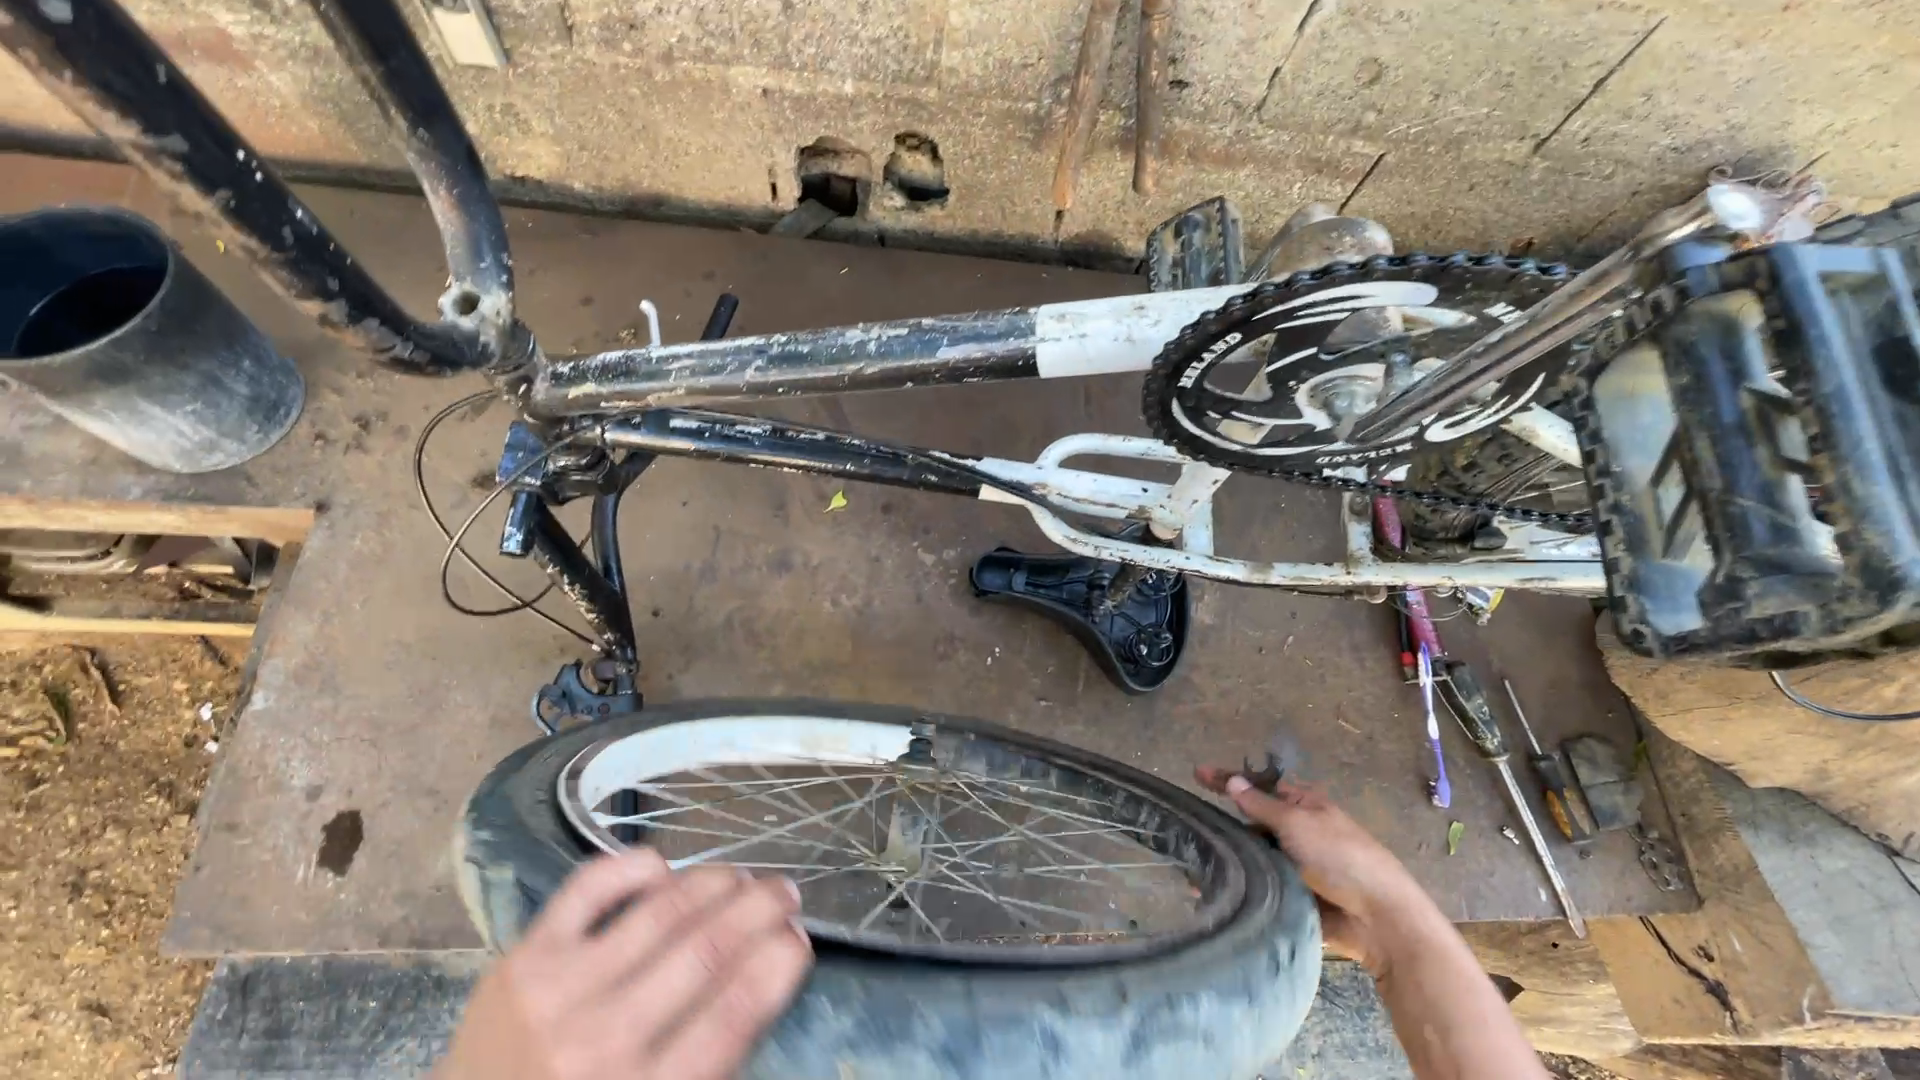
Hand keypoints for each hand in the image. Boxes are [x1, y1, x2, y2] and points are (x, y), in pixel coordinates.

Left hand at [435, 850, 812, 1079]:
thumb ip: (712, 1058)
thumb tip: (767, 970)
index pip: (734, 1013)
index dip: (779, 964)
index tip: (800, 939)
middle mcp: (602, 1040)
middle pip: (707, 950)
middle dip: (762, 910)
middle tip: (786, 893)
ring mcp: (557, 991)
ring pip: (662, 910)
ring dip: (716, 882)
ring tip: (742, 879)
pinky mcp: (522, 957)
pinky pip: (591, 887)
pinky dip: (637, 866)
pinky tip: (665, 870)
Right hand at [1196, 767, 1431, 975]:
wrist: (1377, 919)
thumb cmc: (1340, 857)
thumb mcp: (1297, 822)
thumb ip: (1260, 805)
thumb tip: (1233, 781)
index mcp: (1303, 807)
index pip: (1259, 786)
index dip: (1229, 779)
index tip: (1196, 774)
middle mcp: (1295, 833)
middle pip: (1251, 823)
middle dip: (1222, 823)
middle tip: (1185, 825)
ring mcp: (1292, 867)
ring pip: (1250, 856)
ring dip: (1226, 857)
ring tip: (1189, 860)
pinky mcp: (1289, 898)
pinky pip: (1256, 888)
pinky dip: (1235, 887)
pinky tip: (1206, 891)